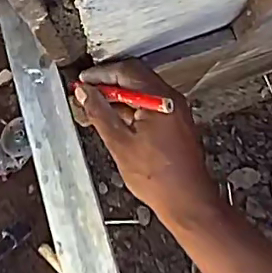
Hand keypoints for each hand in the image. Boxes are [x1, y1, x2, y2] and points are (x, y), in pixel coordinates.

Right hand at [73, 60, 217, 223]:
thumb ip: (99, 113)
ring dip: (119, 95)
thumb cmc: (159, 179)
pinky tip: (117, 120)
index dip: (100, 74)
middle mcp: (171, 99)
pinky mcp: (176, 121)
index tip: (83, 81)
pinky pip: (151, 103)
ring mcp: (176, 109)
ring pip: (142, 90)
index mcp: (159, 99)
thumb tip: (85, 92)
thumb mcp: (120, 143)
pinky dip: (132, 107)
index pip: (126, 71)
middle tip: (87, 92)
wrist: (188, 202)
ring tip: (97, 107)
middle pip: (135, 77)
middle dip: (108, 83)